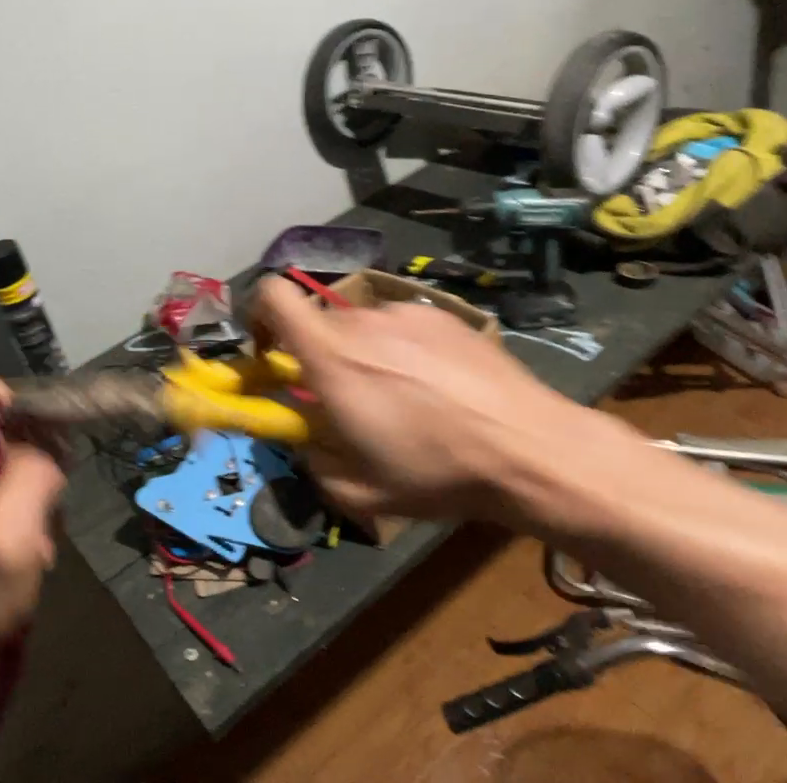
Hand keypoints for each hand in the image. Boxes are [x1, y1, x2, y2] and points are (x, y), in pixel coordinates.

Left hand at [0, 429, 65, 640]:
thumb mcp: (10, 520)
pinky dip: (40, 515)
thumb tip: (53, 448)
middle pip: (17, 430)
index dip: (32, 414)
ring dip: (43, 495)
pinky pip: (29, 492)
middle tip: (46, 502)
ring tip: (39, 534)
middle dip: (41, 464)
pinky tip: (38, 547)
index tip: (56, 446)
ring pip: (30, 462)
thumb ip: (33, 467)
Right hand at [252, 276, 643, 533]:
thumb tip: (308, 442)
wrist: (527, 447)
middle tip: (350, 401)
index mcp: (332, 357)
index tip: (271, 355)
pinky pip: (405, 327)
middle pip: (321, 324)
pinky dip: (406, 351)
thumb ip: (313, 460)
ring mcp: (408, 313)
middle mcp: (363, 321)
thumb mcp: (358, 491)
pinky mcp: (445, 316)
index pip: (272, 296)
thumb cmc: (435, 472)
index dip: (259, 317)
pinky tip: (442, 388)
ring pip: (365, 327)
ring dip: (367, 356)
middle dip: (322, 357)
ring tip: (407, 400)